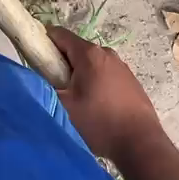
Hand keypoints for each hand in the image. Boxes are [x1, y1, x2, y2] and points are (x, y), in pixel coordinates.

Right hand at [49, 25, 178, 179]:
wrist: (142, 145)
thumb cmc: (100, 123)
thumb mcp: (65, 107)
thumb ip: (47, 86)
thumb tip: (37, 76)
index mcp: (89, 54)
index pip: (58, 34)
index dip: (43, 42)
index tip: (36, 58)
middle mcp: (106, 53)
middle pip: (75, 49)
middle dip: (62, 64)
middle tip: (56, 88)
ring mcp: (122, 67)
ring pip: (91, 64)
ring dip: (80, 76)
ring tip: (78, 102)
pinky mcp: (131, 81)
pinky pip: (106, 75)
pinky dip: (97, 84)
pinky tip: (98, 108)